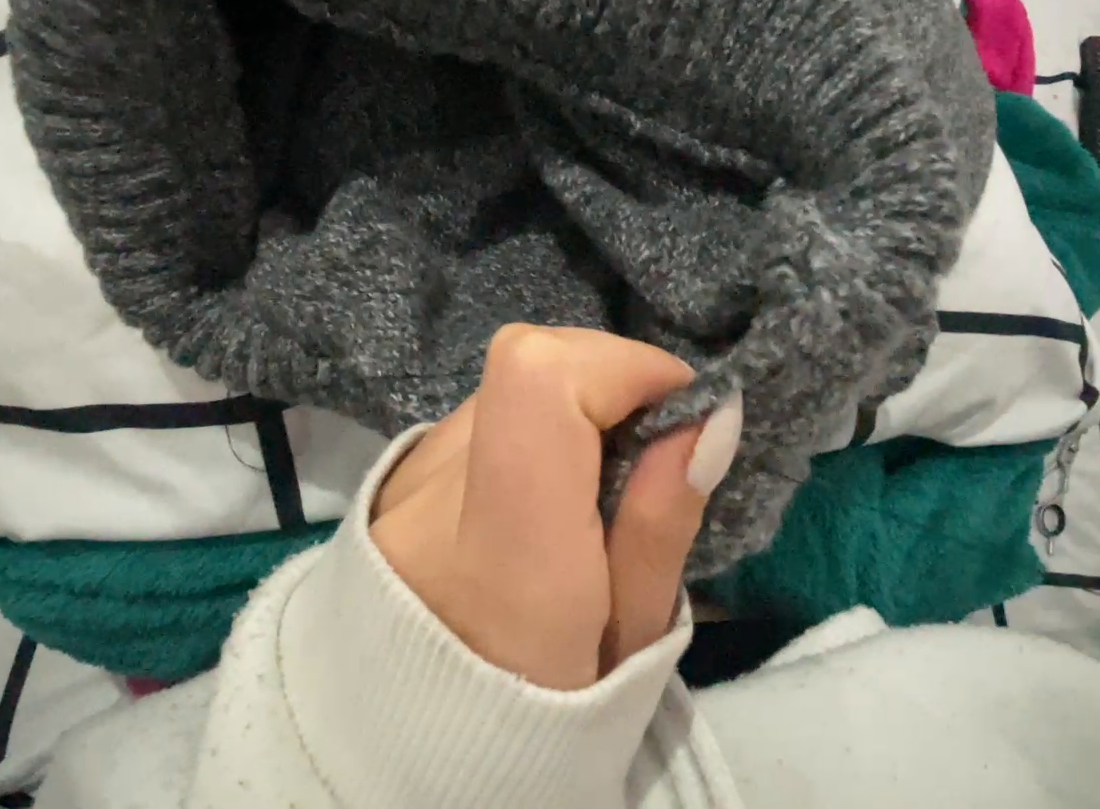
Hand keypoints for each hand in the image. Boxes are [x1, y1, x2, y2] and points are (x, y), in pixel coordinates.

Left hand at [370, 325, 741, 689]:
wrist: (408, 737)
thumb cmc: (542, 708)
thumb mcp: (630, 637)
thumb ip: (660, 522)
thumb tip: (706, 416)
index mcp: (506, 551)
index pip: (540, 382)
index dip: (620, 364)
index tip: (679, 405)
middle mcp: (437, 494)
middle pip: (525, 363)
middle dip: (606, 378)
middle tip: (644, 443)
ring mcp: (403, 477)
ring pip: (504, 385)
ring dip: (566, 403)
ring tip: (587, 480)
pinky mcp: (393, 474)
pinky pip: (476, 414)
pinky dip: (525, 426)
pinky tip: (537, 490)